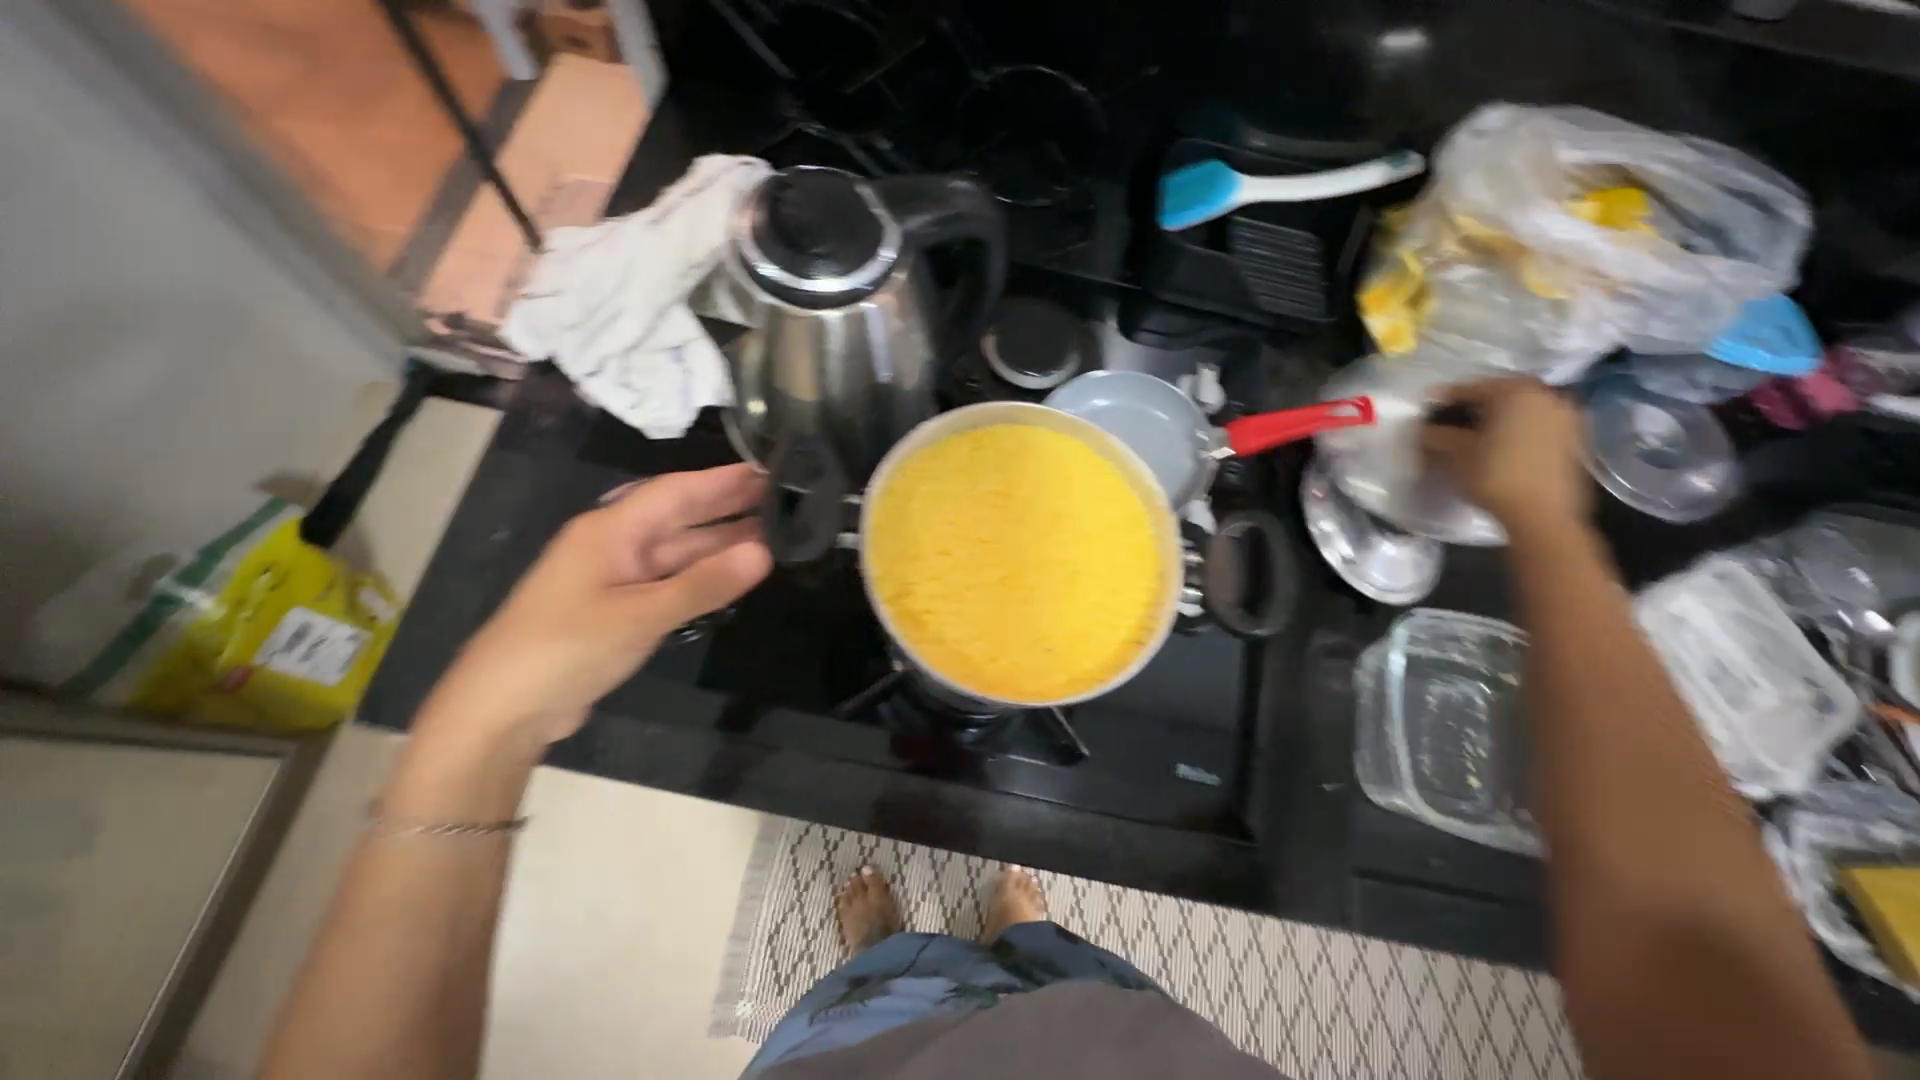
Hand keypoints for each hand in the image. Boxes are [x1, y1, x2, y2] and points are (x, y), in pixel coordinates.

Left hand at [427, 464, 772, 744]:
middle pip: (679, 517)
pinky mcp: (618, 610)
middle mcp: (615, 545)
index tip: (771, 469)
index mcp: (611, 530)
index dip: (724, 480)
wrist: (503, 708)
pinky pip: (670, 582)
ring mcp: (615, 579)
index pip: (677, 491)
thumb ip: (704, 584)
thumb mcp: (641, 615)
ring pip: (677, 552)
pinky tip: (733, 575)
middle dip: (728, 507)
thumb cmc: (567, 648)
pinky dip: (702, 577)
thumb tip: (765, 552)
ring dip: (720, 545)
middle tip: (784, 497)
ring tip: (774, 535)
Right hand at [1420, 376, 1588, 532]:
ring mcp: (1566, 415)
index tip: (1427, 413)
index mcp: (1516, 391)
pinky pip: (1538, 425)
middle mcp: (1546, 394)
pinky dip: (1520, 430)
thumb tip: (1426, 429)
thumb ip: (1437, 435)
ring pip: (1522, 410)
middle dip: (1475, 407)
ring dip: (1499, 418)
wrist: (1544, 516)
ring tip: (1479, 437)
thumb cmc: (1495, 477)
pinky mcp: (1576, 438)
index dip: (1444, 401)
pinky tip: (1504, 448)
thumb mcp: (1456, 454)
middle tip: (1453, 423)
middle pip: (1500, 395)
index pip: (1470, 388)